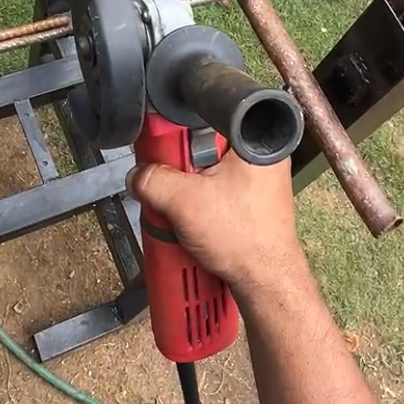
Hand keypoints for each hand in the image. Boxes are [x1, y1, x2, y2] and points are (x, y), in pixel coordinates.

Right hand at [130, 152, 308, 296]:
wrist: (266, 284)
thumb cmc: (245, 241)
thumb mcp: (184, 202)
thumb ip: (152, 180)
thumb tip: (137, 174)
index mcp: (253, 142)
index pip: (203, 119)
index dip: (176, 135)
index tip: (161, 152)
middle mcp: (260, 156)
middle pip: (202, 147)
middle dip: (179, 170)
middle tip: (174, 189)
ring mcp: (257, 181)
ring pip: (206, 172)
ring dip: (186, 191)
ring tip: (183, 210)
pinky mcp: (250, 202)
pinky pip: (214, 192)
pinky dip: (198, 205)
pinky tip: (191, 222)